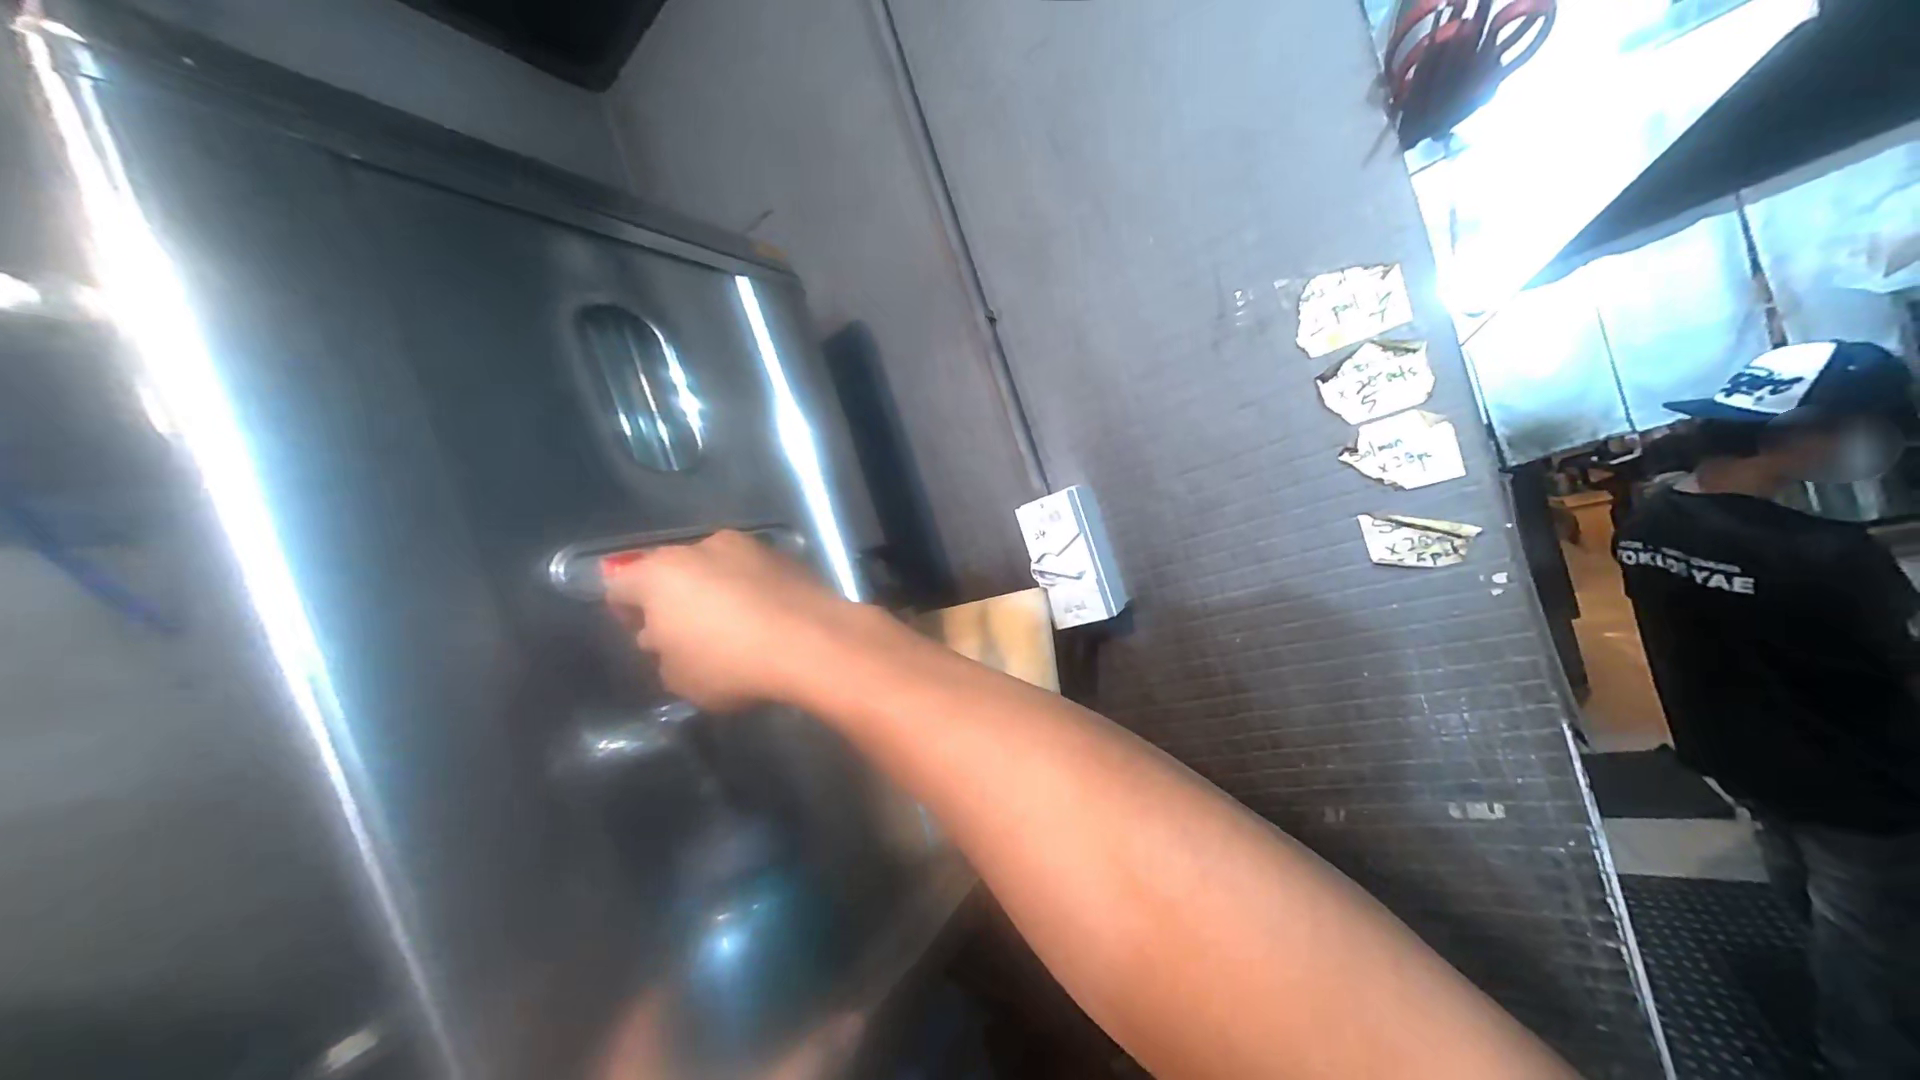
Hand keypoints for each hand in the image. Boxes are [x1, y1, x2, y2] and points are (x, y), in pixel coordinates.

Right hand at [602, 530, 877, 711]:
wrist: (813, 641)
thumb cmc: (731, 664)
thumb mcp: (679, 679)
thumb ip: (663, 654)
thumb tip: (666, 638)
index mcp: (659, 574)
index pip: (620, 585)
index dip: (623, 611)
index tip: (640, 634)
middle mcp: (699, 548)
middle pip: (669, 571)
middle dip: (670, 599)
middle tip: (682, 632)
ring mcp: (745, 547)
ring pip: (713, 568)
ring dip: (711, 590)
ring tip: (727, 625)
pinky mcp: (782, 556)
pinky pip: (750, 573)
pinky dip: (747, 590)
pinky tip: (761, 619)